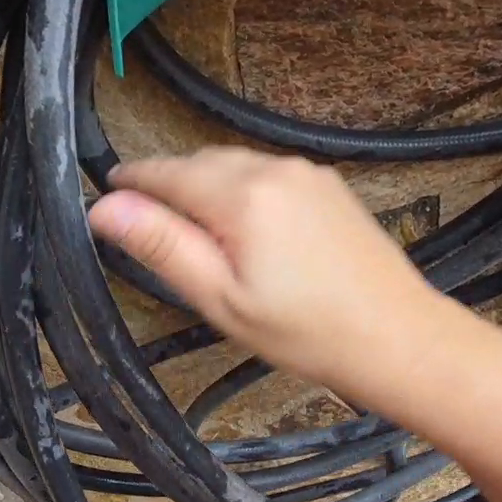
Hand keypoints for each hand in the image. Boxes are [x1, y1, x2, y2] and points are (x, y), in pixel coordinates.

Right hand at [90, 148, 446, 397]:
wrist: (396, 337)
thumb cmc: (307, 332)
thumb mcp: (220, 298)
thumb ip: (162, 245)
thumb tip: (106, 209)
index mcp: (243, 196)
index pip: (166, 172)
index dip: (132, 180)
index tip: (109, 189)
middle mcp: (276, 169)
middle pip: (201, 163)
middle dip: (169, 185)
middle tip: (147, 221)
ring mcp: (308, 174)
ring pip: (235, 166)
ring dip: (206, 187)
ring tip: (194, 230)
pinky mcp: (328, 187)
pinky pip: (268, 176)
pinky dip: (242, 191)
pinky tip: (244, 229)